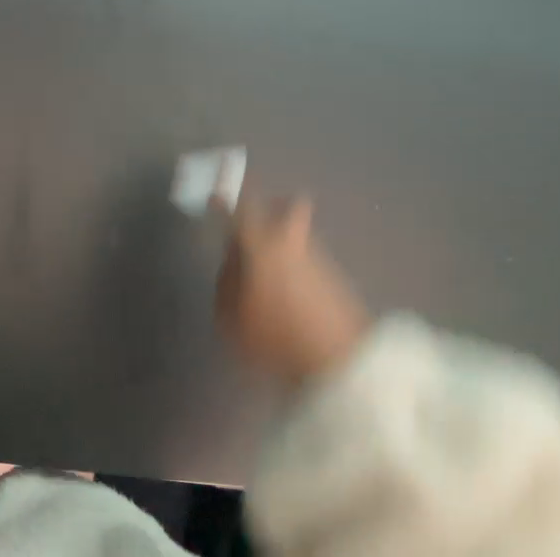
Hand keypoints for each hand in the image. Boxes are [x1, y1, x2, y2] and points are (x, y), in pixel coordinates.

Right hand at [215, 194, 368, 384]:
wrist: (343, 362)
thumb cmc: (277, 336)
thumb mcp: (231, 317)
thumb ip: (226, 284)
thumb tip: (231, 266)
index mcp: (263, 244)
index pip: (242, 208)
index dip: (225, 200)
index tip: (216, 197)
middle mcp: (293, 242)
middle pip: (289, 205)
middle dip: (274, 206)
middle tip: (258, 222)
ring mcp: (320, 260)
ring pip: (299, 235)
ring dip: (284, 242)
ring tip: (268, 274)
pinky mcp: (338, 281)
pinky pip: (309, 261)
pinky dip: (296, 268)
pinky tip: (288, 295)